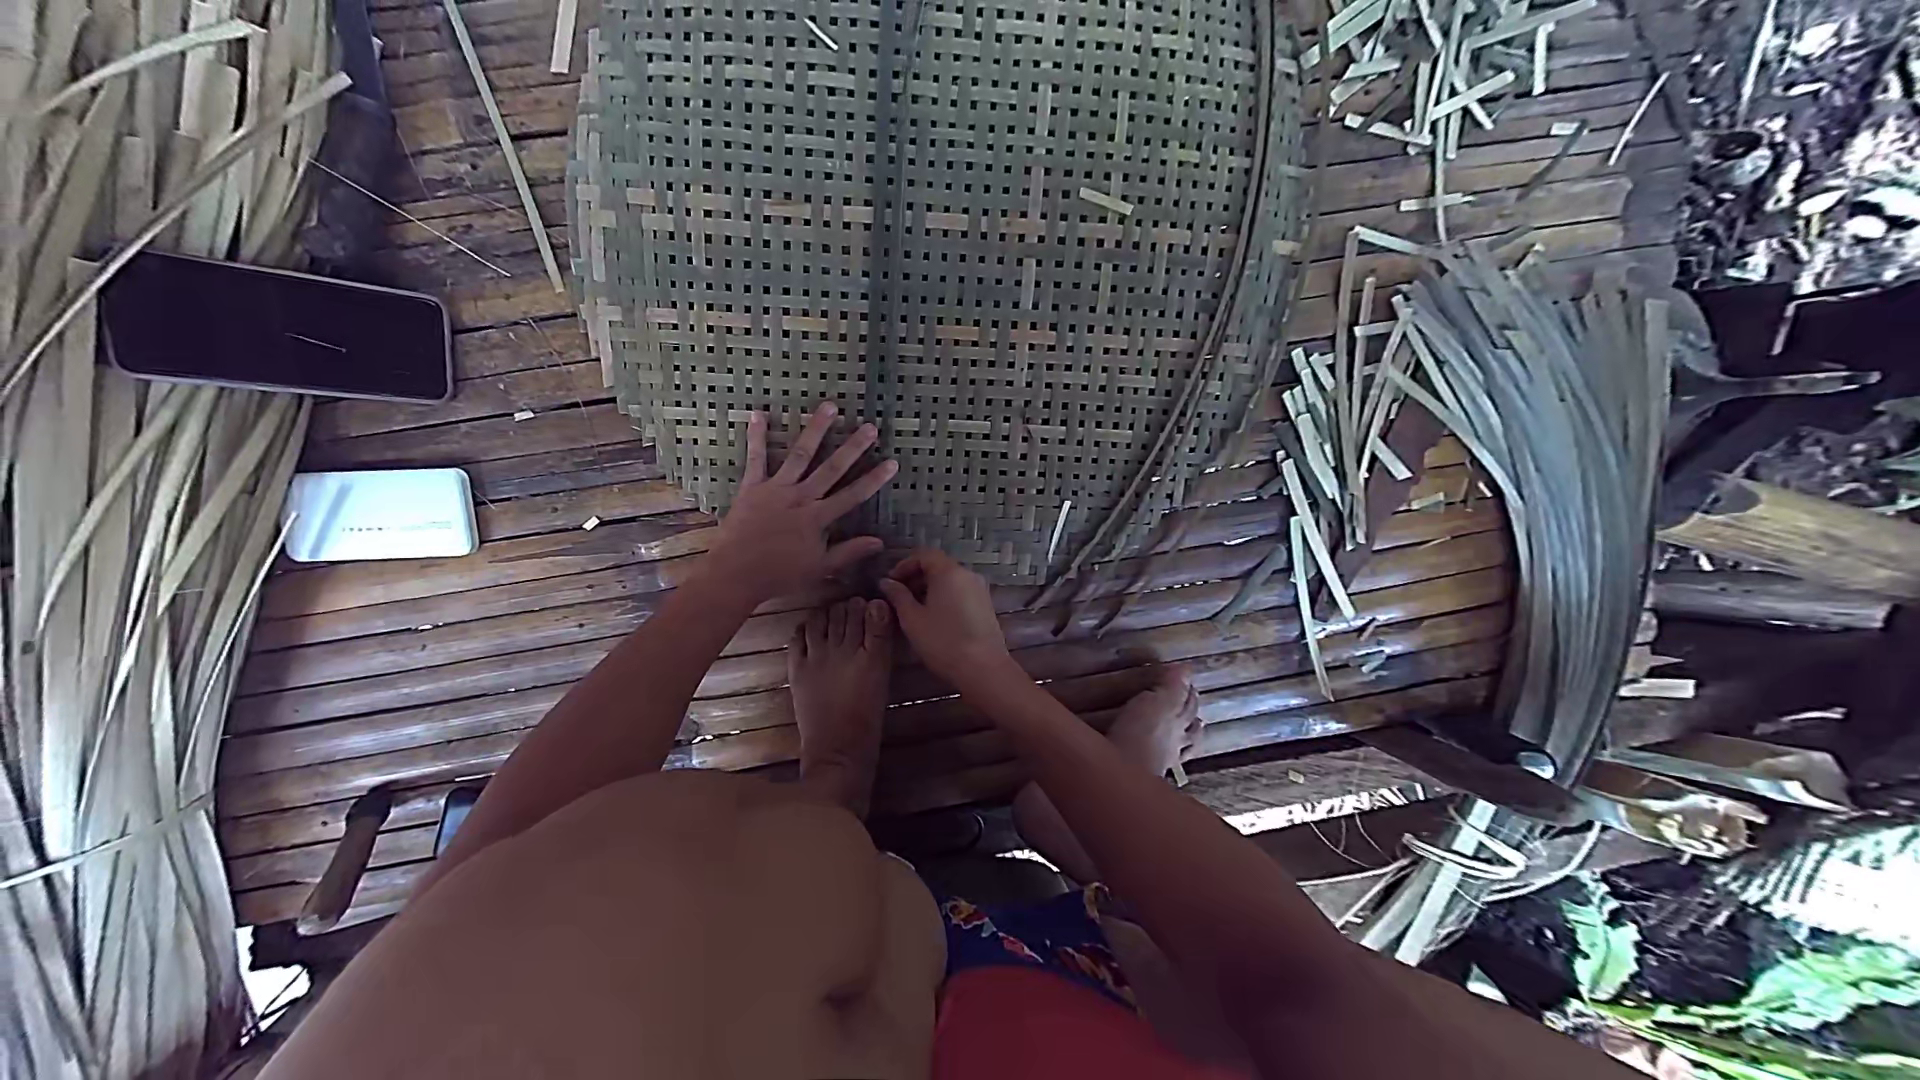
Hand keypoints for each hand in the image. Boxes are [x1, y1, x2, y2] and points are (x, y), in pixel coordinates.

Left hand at [705, 402, 897, 599]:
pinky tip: (759, 414)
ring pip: (801, 454)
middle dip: (853, 447)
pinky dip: (756, 436)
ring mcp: (776, 489)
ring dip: (816, 429)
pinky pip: (755, 458)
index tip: (891, 462)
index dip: (874, 479)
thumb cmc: (779, 575)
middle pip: (832, 468)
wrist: (736, 574)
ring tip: (829, 407)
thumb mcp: (820, 569)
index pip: (853, 495)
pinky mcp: (752, 487)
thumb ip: (849, 552)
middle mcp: (801, 497)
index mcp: (818, 518)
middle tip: (869, 427)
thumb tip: (879, 542)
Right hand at [876, 548, 1016, 686]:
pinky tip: (933, 617)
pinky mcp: (985, 605)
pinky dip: (944, 596)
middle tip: (898, 596)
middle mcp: (968, 574)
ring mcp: (980, 589)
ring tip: (913, 609)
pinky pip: (960, 591)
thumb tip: (887, 582)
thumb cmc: (943, 642)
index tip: (890, 582)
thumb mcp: (912, 619)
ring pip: (950, 579)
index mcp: (949, 571)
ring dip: (929, 588)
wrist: (983, 669)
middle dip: (916, 577)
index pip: (924, 554)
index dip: (904, 564)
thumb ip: (898, 596)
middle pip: (938, 565)